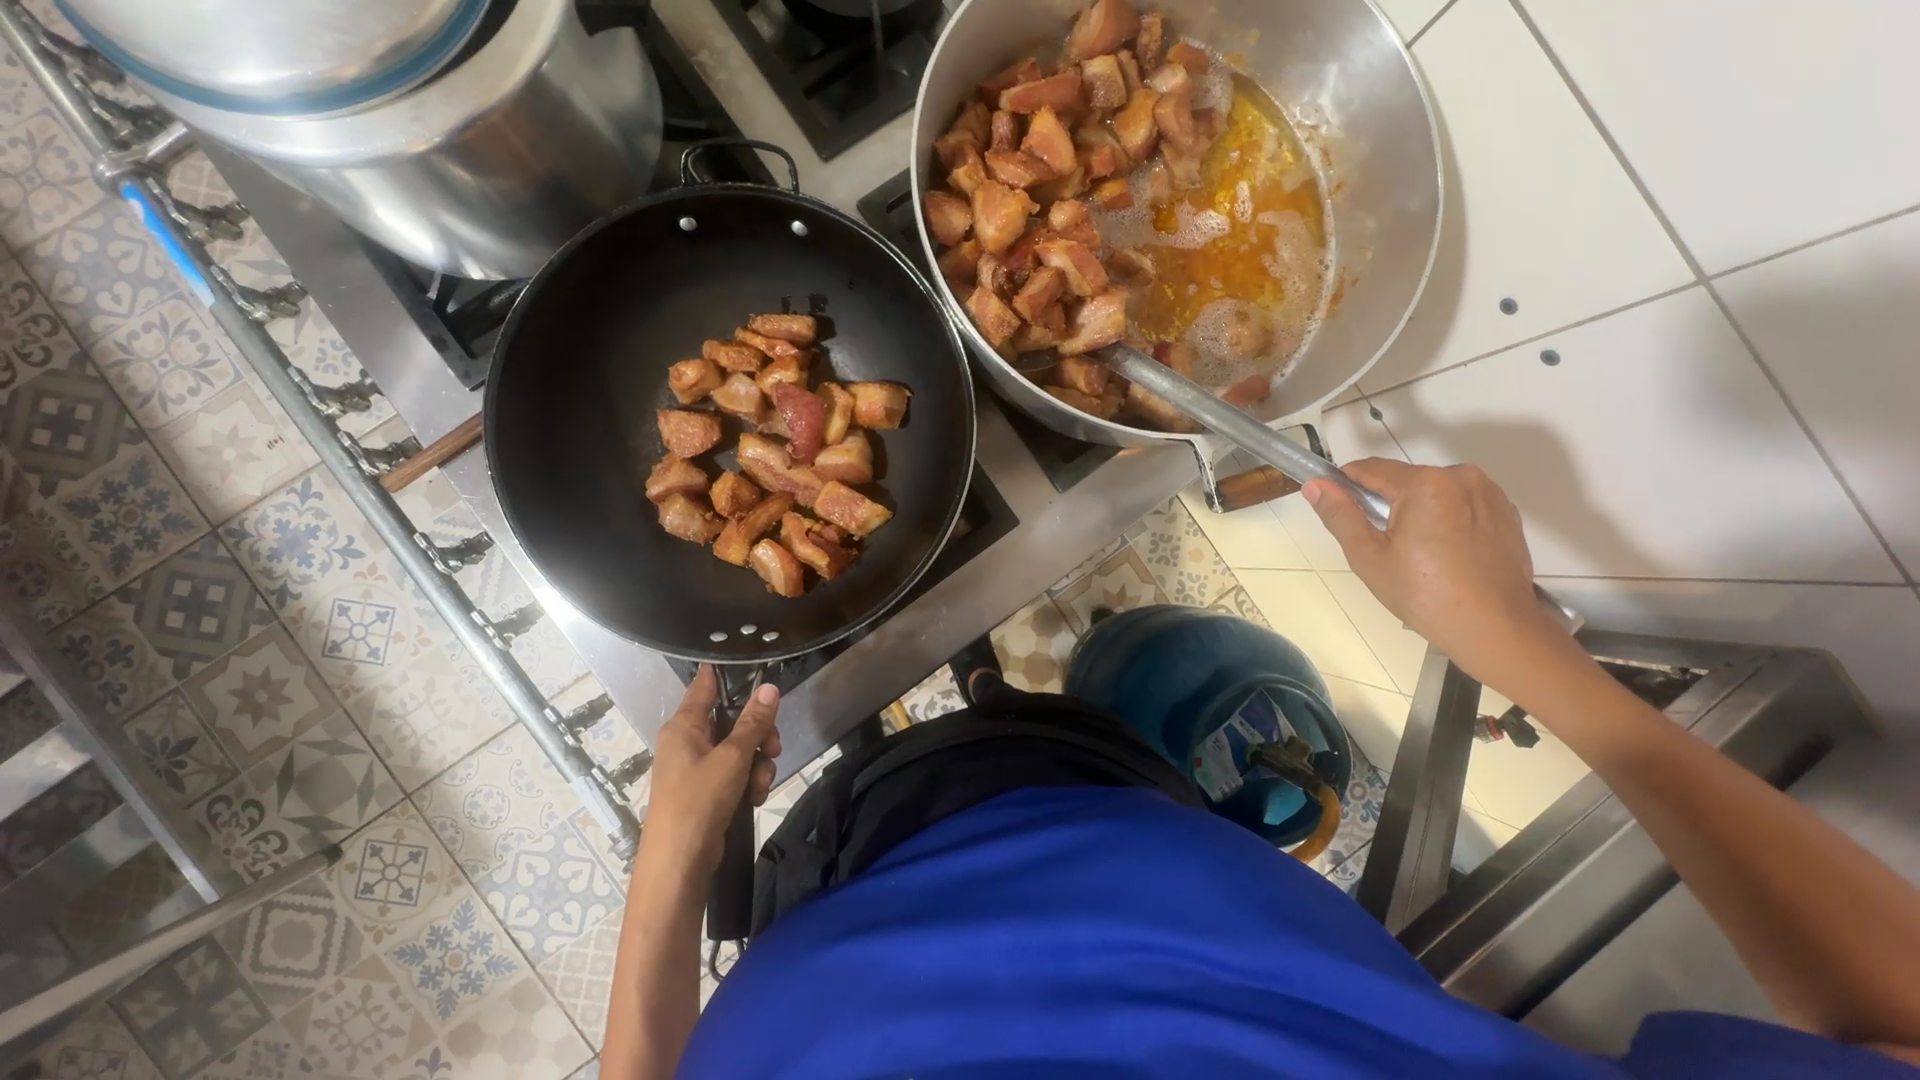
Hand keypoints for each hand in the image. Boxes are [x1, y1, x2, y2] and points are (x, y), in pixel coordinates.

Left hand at [639, 665, 781, 877]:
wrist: (679, 862)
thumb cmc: (699, 801)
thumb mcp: (732, 758)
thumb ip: (753, 722)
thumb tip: (769, 688)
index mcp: (684, 726)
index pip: (705, 685)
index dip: (729, 675)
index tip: (758, 671)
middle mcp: (688, 741)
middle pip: (732, 720)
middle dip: (758, 735)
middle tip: (773, 749)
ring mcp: (696, 767)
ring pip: (739, 749)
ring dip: (758, 763)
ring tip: (761, 784)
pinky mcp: (706, 791)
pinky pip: (735, 773)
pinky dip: (749, 782)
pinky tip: (756, 797)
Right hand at [1304, 459, 1565, 679]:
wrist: (1494, 627)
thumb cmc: (1424, 594)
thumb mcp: (1368, 556)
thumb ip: (1340, 515)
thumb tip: (1315, 485)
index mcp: (1426, 483)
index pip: (1370, 469)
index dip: (1346, 486)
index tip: (1340, 511)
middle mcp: (1461, 477)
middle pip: (1405, 480)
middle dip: (1388, 504)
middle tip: (1384, 547)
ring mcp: (1489, 494)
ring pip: (1434, 492)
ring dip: (1418, 511)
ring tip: (1419, 554)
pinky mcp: (1507, 513)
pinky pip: (1462, 505)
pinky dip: (1447, 520)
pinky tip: (1446, 555)